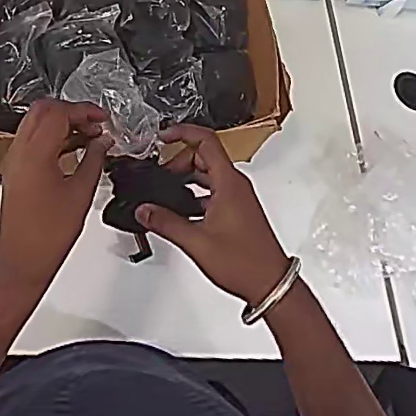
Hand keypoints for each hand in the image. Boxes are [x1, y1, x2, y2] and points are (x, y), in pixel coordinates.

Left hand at [0, 99, 110, 289]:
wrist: (23, 261)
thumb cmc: (46, 235)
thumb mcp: (82, 191)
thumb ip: (95, 158)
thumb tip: (103, 142)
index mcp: (35, 153)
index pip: (59, 112)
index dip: (84, 110)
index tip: (102, 117)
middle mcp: (20, 153)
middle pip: (43, 109)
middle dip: (72, 110)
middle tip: (94, 121)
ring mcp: (15, 161)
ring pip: (36, 122)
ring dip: (62, 121)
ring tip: (89, 134)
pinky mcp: (15, 171)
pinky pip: (32, 140)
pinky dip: (53, 136)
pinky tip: (74, 148)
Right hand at [136, 125, 290, 304]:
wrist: (270, 282)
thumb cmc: (244, 262)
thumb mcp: (196, 242)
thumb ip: (166, 223)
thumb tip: (145, 211)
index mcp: (228, 182)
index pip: (206, 140)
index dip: (183, 133)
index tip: (165, 135)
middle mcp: (235, 184)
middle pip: (205, 155)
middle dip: (179, 161)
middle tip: (161, 176)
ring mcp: (238, 196)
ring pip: (209, 173)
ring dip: (188, 177)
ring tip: (167, 192)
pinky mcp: (238, 208)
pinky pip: (214, 189)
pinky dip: (197, 193)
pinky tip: (183, 211)